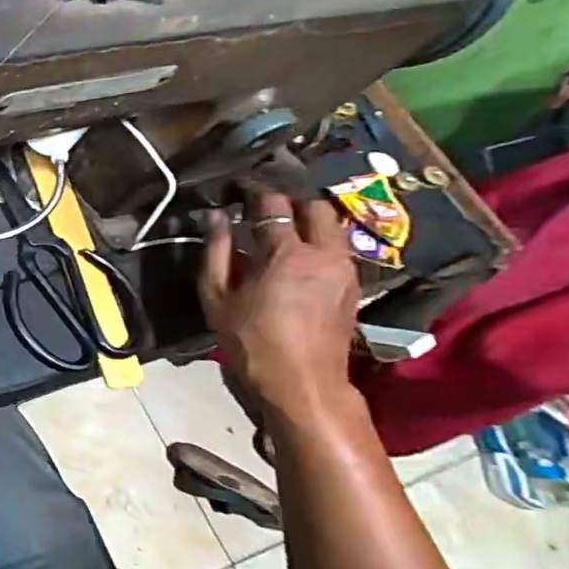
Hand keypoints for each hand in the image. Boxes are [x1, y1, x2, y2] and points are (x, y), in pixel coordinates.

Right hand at [198, 191, 358, 414]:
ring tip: (279, 225)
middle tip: (262, 203)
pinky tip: (296, 252)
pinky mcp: (352, 284)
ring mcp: (344, 268)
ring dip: (307, 218)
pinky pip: (336, 247)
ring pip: (331, 225)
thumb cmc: (250, 340)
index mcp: (287, 254)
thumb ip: (216, 252)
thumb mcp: (217, 298)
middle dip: (289, 198)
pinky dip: (317, 240)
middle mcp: (324, 253)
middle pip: (315, 206)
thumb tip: (216, 216)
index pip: (273, 205)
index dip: (254, 191)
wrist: (302, 381)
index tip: (237, 187)